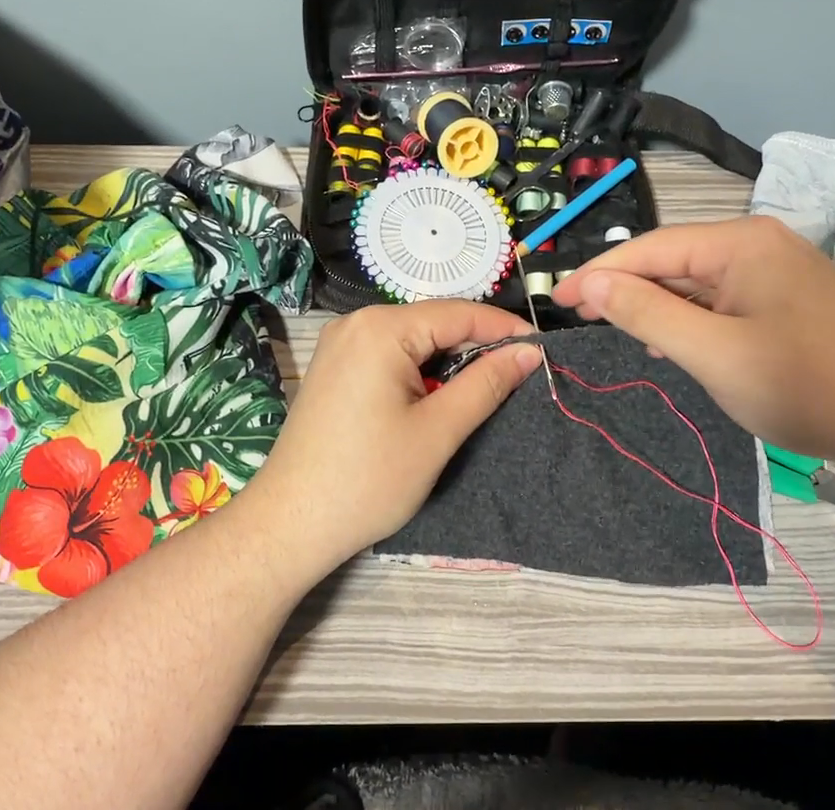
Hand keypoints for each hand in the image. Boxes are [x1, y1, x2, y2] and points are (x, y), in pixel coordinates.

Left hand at [241, 301, 541, 562]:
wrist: (290, 522)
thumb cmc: (368, 479)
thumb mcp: (438, 431)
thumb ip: (486, 384)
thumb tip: (529, 351)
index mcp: (381, 328)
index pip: (458, 313)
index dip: (504, 329)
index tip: (544, 349)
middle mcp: (356, 323)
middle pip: (433, 322)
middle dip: (477, 345)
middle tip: (520, 374)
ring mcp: (339, 345)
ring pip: (412, 339)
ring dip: (449, 360)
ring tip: (486, 389)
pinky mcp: (333, 368)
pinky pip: (389, 354)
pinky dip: (420, 370)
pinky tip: (438, 396)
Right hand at [550, 218, 834, 479]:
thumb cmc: (806, 389)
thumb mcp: (714, 354)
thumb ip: (647, 313)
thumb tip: (591, 282)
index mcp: (743, 242)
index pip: (650, 248)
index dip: (598, 273)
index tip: (554, 301)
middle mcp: (762, 244)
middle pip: (673, 259)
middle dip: (626, 288)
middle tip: (580, 319)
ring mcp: (782, 272)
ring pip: (697, 281)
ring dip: (657, 305)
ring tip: (619, 333)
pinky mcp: (792, 302)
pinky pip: (725, 299)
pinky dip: (691, 319)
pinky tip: (674, 342)